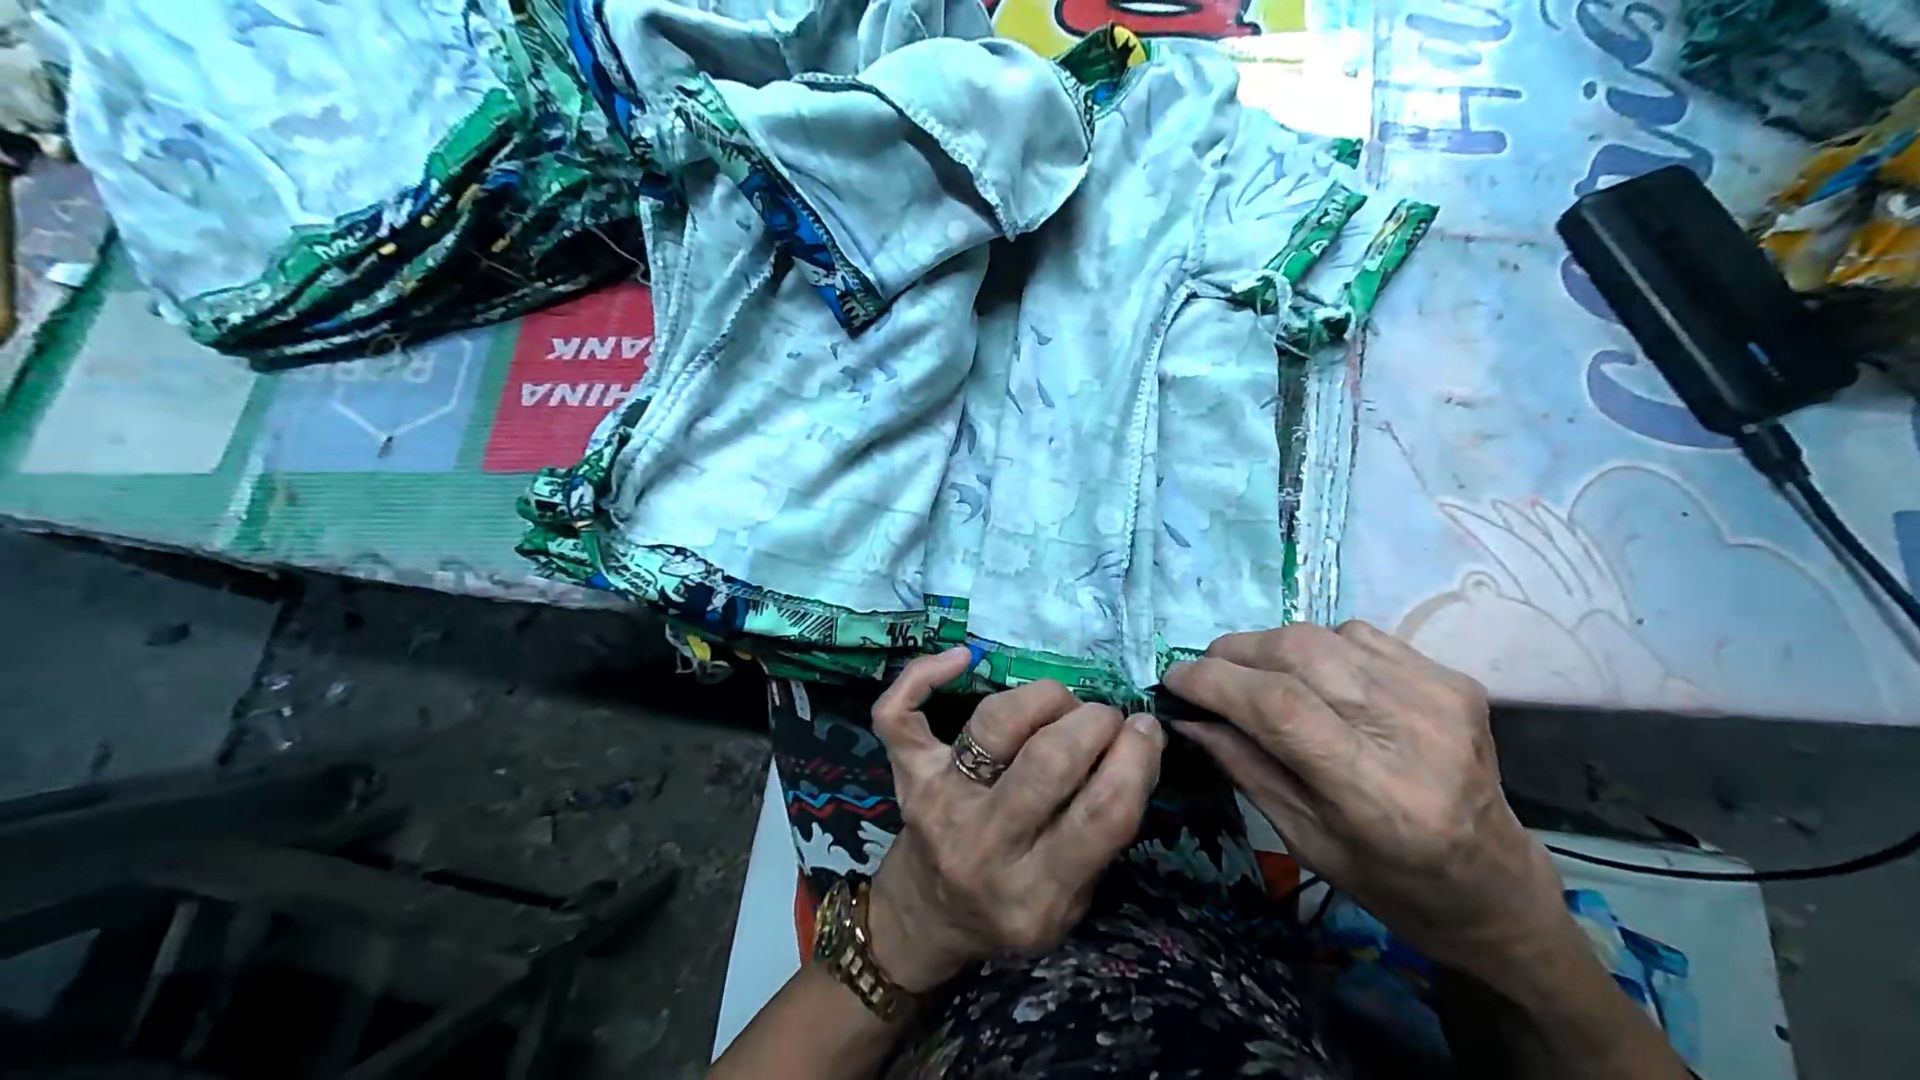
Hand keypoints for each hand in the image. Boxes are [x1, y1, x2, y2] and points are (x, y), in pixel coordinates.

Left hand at [860, 648, 1166, 991]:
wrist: (928, 916)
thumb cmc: (1010, 906)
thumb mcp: (1072, 902)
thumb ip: (1103, 833)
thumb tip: (1139, 743)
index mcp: (1036, 892)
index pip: (1101, 814)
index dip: (1136, 758)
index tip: (1147, 729)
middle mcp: (982, 845)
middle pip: (1048, 759)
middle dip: (1093, 722)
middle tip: (1107, 718)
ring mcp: (937, 803)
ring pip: (994, 722)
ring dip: (1044, 697)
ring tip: (1063, 703)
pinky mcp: (906, 776)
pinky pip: (900, 716)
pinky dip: (923, 677)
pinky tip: (963, 657)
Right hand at [1164, 621, 1566, 982]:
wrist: (1493, 884)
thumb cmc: (1389, 880)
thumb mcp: (1301, 837)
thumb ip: (1241, 764)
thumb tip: (1185, 713)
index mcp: (1378, 795)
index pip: (1279, 707)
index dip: (1214, 681)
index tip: (1174, 678)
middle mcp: (1416, 733)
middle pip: (1299, 653)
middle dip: (1234, 653)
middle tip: (1206, 673)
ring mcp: (1440, 696)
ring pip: (1322, 634)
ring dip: (1267, 647)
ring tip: (1251, 675)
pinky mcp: (1451, 678)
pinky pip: (1357, 634)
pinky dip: (1315, 647)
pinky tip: (1311, 677)